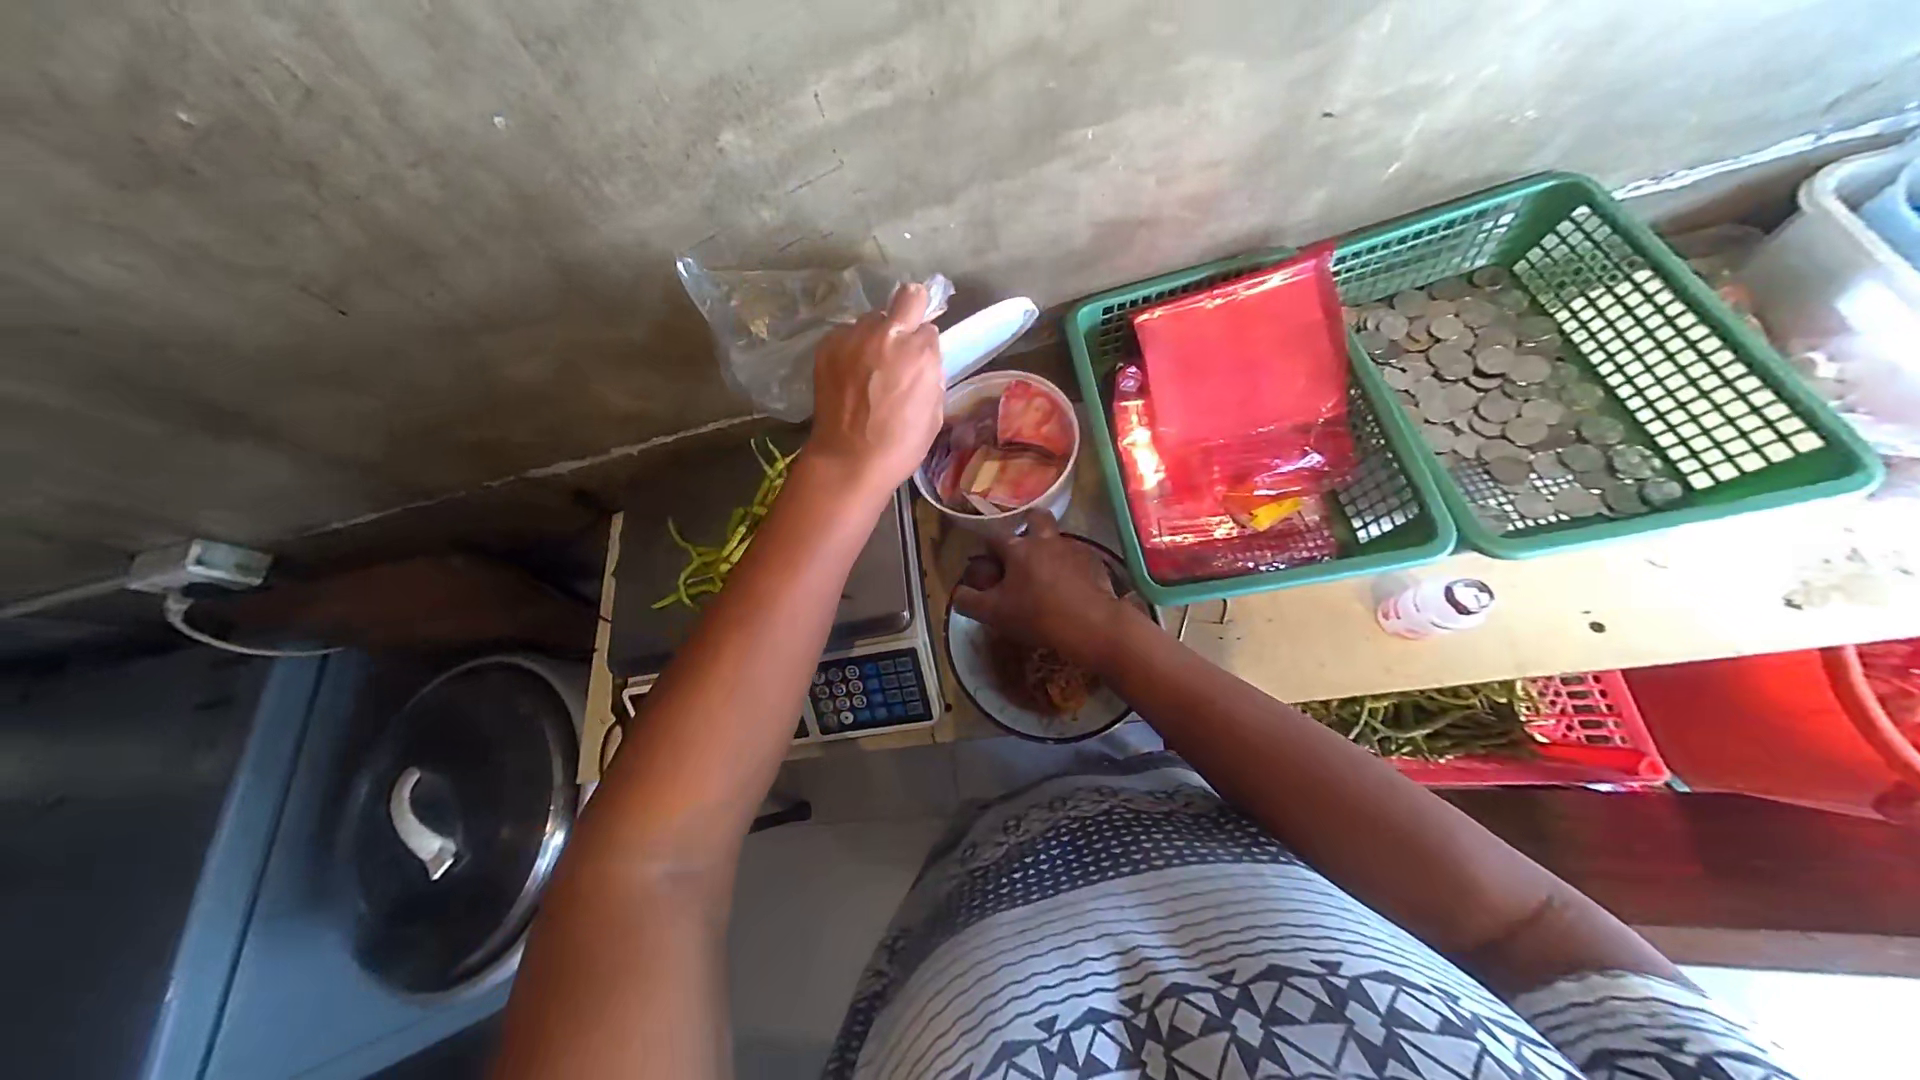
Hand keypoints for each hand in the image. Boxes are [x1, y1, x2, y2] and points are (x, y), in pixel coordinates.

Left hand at [806, 282, 942, 495]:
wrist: (848, 461)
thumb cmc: (899, 445)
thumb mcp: (934, 412)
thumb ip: (931, 374)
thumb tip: (923, 360)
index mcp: (920, 352)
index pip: (929, 328)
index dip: (925, 344)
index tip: (919, 358)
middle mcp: (888, 334)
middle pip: (907, 297)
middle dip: (910, 310)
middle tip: (903, 337)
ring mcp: (854, 337)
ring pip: (873, 318)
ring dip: (877, 334)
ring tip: (870, 365)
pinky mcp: (828, 346)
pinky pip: (847, 334)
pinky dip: (852, 347)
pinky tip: (850, 374)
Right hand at [951, 511, 1147, 669]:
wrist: (1090, 624)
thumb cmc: (1036, 616)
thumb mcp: (994, 614)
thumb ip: (969, 602)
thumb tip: (957, 593)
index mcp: (1017, 549)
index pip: (994, 536)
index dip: (988, 547)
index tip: (988, 560)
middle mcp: (1045, 540)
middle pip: (1036, 517)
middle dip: (1028, 524)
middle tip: (1025, 546)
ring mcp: (1073, 547)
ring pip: (1060, 537)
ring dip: (1052, 547)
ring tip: (1050, 572)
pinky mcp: (1095, 561)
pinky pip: (1080, 556)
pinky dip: (1074, 565)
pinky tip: (1074, 585)